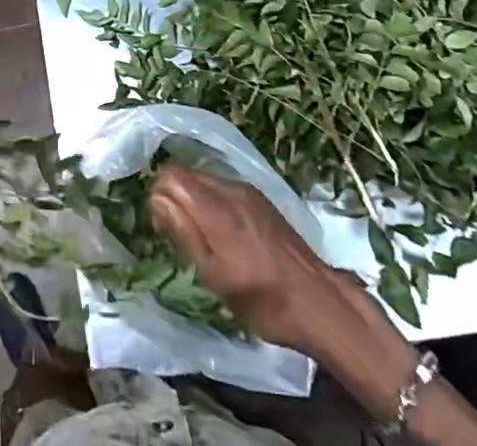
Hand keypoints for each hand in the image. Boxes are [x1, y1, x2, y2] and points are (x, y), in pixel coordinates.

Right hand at [150, 166, 379, 357]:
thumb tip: (157, 200)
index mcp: (216, 207)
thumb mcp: (214, 274)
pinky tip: (225, 236)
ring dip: (194, 202)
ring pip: (206, 181)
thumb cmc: (261, 298)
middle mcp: (231, 189)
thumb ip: (184, 231)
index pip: (171, 175)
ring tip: (203, 240)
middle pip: (187, 174)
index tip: (163, 229)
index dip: (159, 197)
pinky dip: (214, 204)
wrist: (319, 302)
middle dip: (174, 198)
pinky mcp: (262, 200)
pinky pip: (225, 190)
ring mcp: (249, 192)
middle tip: (180, 237)